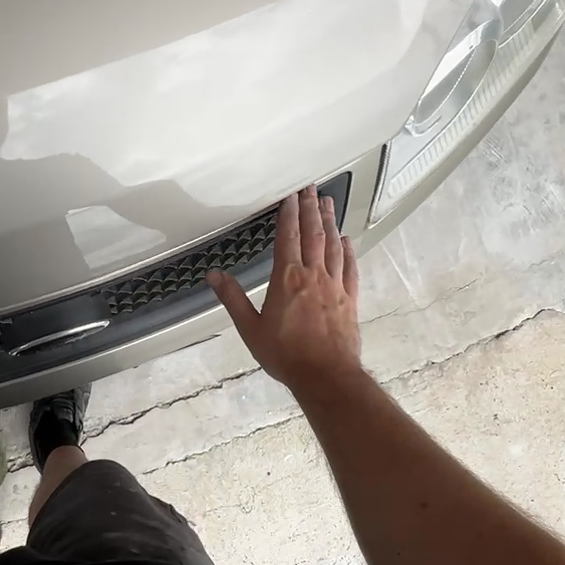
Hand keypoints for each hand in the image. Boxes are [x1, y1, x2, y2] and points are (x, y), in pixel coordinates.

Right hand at [208, 185, 362, 390]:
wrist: (326, 376)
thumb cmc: (285, 354)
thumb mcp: (250, 328)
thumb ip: (233, 299)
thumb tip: (214, 275)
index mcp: (287, 279)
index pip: (287, 238)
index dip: (288, 214)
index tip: (289, 196)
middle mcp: (313, 276)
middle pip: (313, 234)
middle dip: (310, 209)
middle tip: (311, 188)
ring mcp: (335, 286)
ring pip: (332, 246)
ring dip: (329, 222)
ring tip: (327, 202)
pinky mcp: (350, 299)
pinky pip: (349, 268)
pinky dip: (347, 251)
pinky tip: (346, 240)